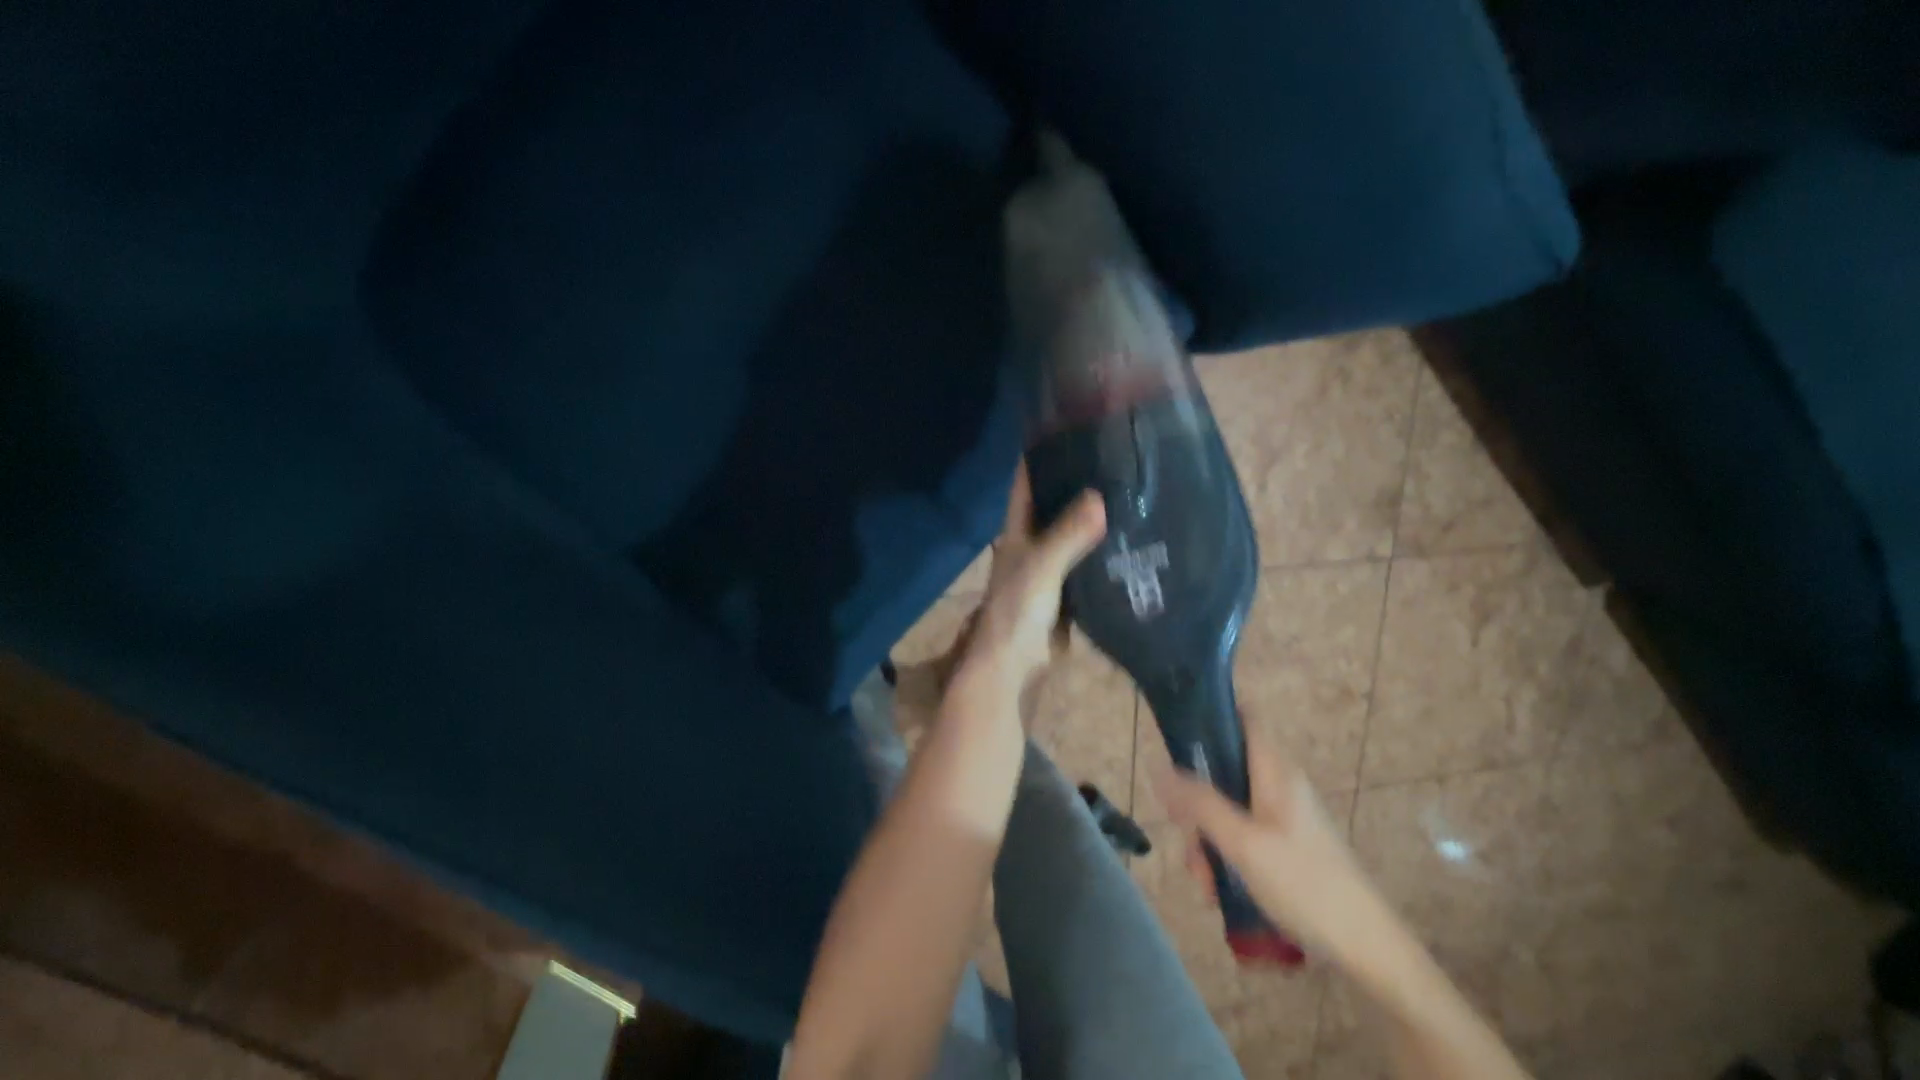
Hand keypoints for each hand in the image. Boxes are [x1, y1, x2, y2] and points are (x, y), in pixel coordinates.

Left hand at [949, 465, 1105, 715]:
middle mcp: (1030, 548)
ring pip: (1071, 538)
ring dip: (1092, 520)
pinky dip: (1101, 554)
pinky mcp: (1065, 598)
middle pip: (1052, 509)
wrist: (1013, 667)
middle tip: (1114, 458)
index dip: (1039, 457)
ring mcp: (1048, 573)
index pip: (1026, 486)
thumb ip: (1069, 533)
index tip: (1066, 430)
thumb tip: (1099, 496)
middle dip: (1075, 486)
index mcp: (1016, 535)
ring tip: (1128, 492)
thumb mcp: (1043, 566)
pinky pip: (1085, 568)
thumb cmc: (1018, 611)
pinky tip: (1128, 541)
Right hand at [1156, 727, 1375, 956]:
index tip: (1177, 738)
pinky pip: (1241, 840)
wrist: (1364, 944)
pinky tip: (1220, 893)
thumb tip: (1159, 767)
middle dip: (1196, 807)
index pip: (1244, 719)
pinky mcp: (1283, 849)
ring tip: (1206, 884)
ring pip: (1226, 812)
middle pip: (1223, 773)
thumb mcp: (1243, 843)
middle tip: (1188, 839)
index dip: (1211, 717)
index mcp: (1276, 773)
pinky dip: (1225, 861)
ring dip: (1207, 844)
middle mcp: (1278, 787)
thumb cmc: (1304, 884)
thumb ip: (1200, 804)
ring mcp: (1282, 820)